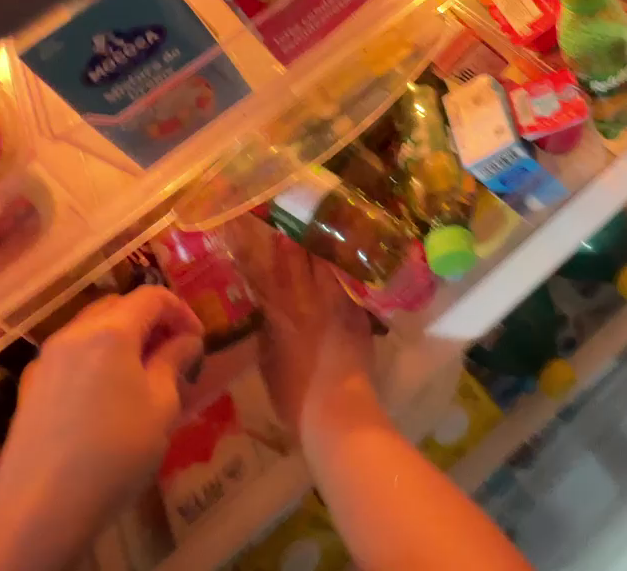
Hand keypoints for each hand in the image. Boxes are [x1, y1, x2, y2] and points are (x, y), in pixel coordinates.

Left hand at [0, 288, 202, 570]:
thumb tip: (185, 340)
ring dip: (121, 337)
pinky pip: (70, 355)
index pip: (152, 296)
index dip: (181, 311)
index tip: (197, 340)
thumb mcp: (161, 406)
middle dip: (150, 320)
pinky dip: (94, 358)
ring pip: (91, 328)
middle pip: (118, 306)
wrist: (41, 514)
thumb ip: (173, 362)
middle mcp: (73, 335)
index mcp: (111, 332)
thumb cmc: (114, 454)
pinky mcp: (29, 389)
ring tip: (141, 373)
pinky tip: (104, 395)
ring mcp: (46, 362)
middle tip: (172, 351)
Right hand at [230, 223, 379, 441]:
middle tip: (296, 216)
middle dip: (298, 235)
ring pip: (328, 262)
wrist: (336, 409)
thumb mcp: (267, 361)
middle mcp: (308, 298)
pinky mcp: (358, 311)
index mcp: (281, 310)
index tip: (267, 225)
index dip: (269, 245)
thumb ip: (267, 330)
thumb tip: (267, 309)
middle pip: (302, 257)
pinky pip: (350, 279)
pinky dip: (345, 266)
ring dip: (324, 244)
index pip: (272, 268)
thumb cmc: (293, 395)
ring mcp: (337, 301)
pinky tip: (347, 254)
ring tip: (323, 225)